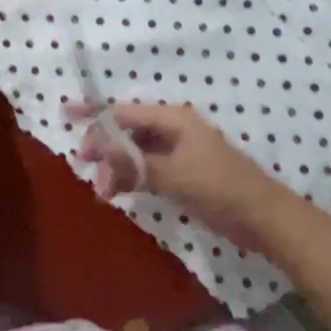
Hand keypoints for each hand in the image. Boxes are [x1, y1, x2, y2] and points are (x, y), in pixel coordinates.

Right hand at [76, 102, 301, 249]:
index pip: (124, 111)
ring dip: (116, 168)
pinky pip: (146, 168)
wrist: (264, 219)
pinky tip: (118, 193)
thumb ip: (132, 162)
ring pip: (135, 152)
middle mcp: (173, 129)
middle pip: (127, 131)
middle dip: (104, 148)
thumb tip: (96, 147)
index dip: (94, 114)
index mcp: (173, 119)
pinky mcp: (182, 173)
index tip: (66, 114)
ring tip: (102, 192)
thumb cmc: (220, 188)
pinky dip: (131, 178)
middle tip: (85, 169)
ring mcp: (178, 151)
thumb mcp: (172, 174)